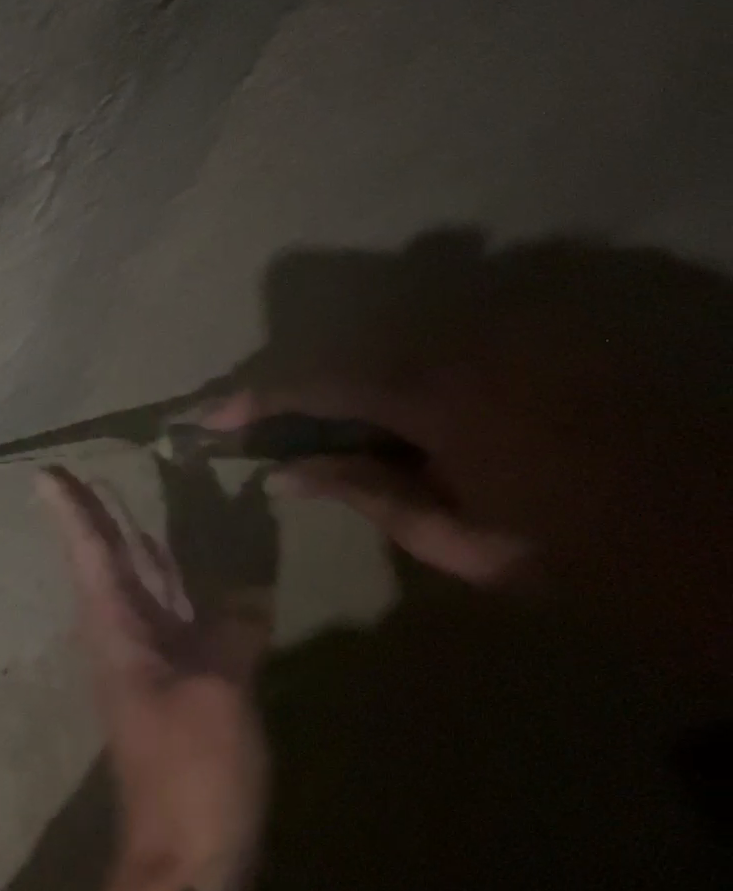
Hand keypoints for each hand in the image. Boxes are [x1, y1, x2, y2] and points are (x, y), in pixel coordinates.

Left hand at [37, 467, 272, 890]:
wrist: (184, 852)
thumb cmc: (192, 772)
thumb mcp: (219, 697)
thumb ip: (231, 636)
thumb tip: (245, 595)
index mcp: (119, 633)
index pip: (93, 555)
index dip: (74, 512)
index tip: (46, 474)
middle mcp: (126, 639)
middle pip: (110, 564)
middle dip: (97, 519)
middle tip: (80, 475)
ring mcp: (150, 663)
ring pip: (139, 589)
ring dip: (132, 546)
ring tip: (128, 504)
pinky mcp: (179, 687)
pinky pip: (175, 621)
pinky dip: (178, 590)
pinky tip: (194, 575)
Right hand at [203, 304, 732, 658]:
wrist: (727, 538)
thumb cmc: (581, 553)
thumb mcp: (459, 542)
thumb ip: (367, 495)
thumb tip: (282, 472)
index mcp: (442, 403)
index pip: (323, 386)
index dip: (258, 398)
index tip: (210, 416)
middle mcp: (474, 351)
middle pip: (355, 350)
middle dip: (302, 384)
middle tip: (264, 422)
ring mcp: (518, 337)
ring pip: (402, 337)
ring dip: (354, 375)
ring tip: (330, 419)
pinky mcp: (551, 340)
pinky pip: (453, 338)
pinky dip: (409, 366)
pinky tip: (405, 408)